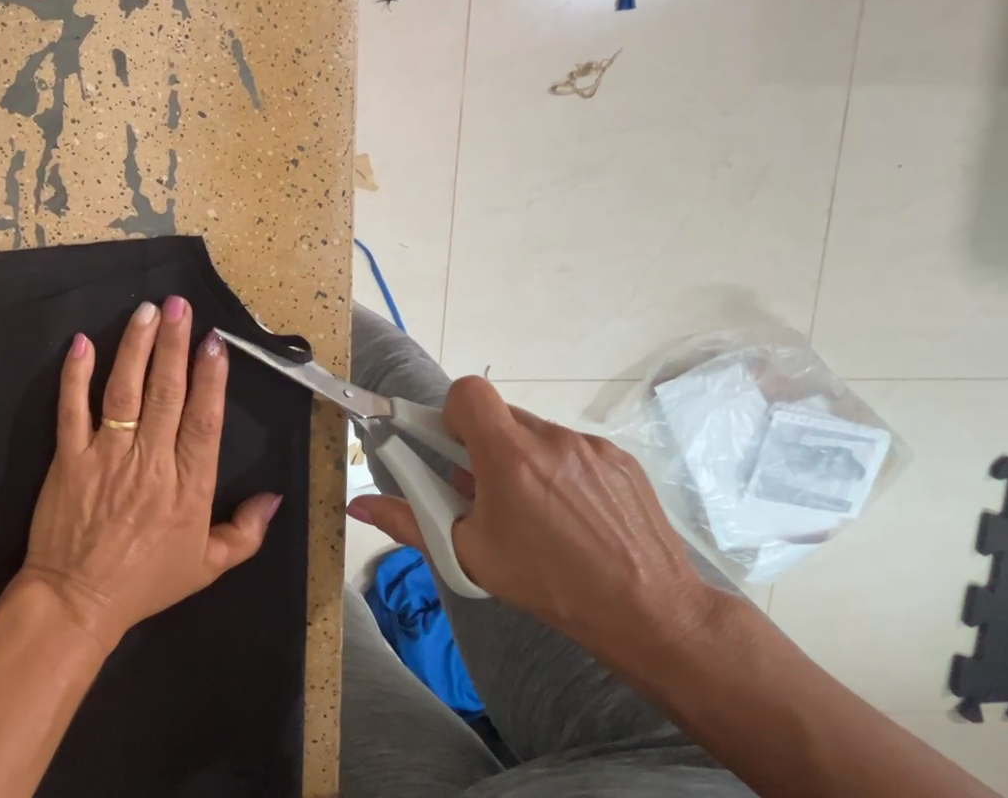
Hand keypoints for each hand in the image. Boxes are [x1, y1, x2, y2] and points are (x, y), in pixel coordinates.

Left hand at [18, 296, 282, 649]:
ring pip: (123, 391)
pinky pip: (72, 409)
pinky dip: (76, 375)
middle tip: (178, 305)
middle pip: (165, 394)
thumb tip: (275, 497)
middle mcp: (149, 464)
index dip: (210, 378)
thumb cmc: (145, 582)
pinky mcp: (68, 458)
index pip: (202, 421)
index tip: (213, 340)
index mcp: (187, 487)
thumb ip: (245, 533)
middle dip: (173, 344)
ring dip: (134, 347)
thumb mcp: (207, 567)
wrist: (77, 600)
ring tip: (145, 312)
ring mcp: (105, 457)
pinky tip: (82, 343)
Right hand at [350, 376, 717, 650]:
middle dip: (484, 445)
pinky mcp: (621, 460)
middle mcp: (551, 440)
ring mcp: (591, 448)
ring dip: (522, 460)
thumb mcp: (468, 555)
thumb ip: (407, 522)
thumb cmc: (549, 584)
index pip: (467, 393)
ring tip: (536, 513)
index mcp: (508, 458)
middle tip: (488, 494)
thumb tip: (357, 505)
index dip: (451, 414)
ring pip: (535, 434)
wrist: (651, 613)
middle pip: (499, 416)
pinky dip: (560, 472)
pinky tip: (572, 517)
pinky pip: (572, 450)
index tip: (453, 450)